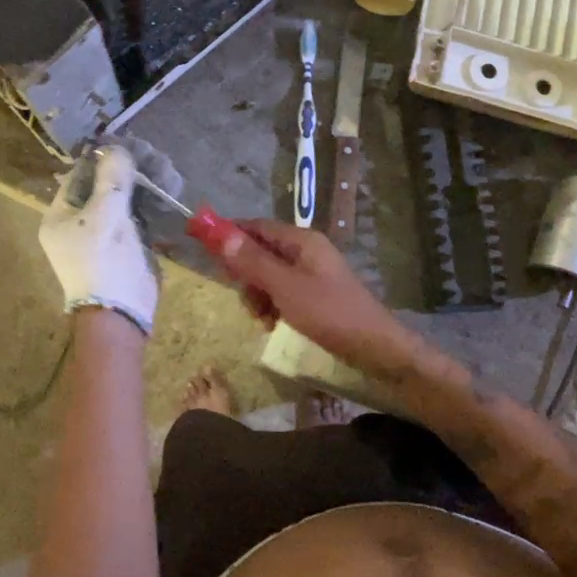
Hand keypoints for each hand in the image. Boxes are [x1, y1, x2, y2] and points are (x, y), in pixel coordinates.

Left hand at [39, 145, 157, 333]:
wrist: (120, 313)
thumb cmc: (103, 260)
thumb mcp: (105, 214)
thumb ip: (111, 178)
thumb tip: (116, 149)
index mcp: (60, 217)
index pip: (77, 177)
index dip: (100, 159)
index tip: (126, 145)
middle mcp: (78, 225)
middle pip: (103, 187)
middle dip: (129, 171)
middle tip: (153, 156)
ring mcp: (102, 237)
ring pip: (123, 201)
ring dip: (145, 185)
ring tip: (168, 171)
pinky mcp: (125, 247)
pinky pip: (136, 218)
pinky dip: (151, 204)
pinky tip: (168, 190)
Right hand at [215, 220, 433, 380]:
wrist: (376, 350)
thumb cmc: (331, 314)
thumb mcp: (285, 288)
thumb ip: (251, 262)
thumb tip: (217, 232)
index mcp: (301, 240)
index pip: (254, 226)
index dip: (227, 233)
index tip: (200, 243)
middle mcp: (305, 251)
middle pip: (259, 251)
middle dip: (245, 274)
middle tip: (245, 298)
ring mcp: (310, 274)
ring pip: (266, 275)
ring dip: (257, 295)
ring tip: (263, 318)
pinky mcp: (313, 295)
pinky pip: (280, 292)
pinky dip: (271, 306)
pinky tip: (273, 324)